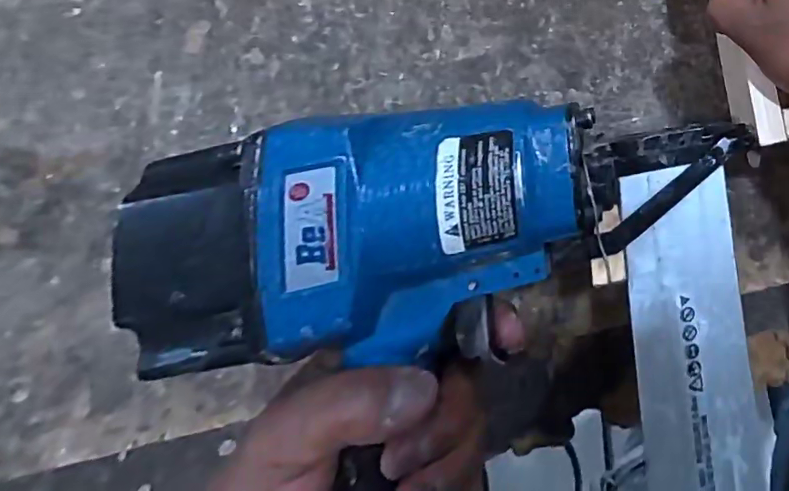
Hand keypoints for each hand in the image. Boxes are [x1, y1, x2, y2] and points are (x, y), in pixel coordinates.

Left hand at [211, 304, 526, 490]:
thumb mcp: (280, 441)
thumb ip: (342, 401)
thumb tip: (427, 388)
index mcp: (372, 363)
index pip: (437, 316)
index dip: (481, 314)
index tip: (508, 334)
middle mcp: (407, 389)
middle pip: (469, 367)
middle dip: (454, 408)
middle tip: (403, 457)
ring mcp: (429, 432)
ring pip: (479, 413)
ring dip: (450, 452)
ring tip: (402, 487)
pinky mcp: (446, 470)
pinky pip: (477, 458)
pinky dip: (456, 476)